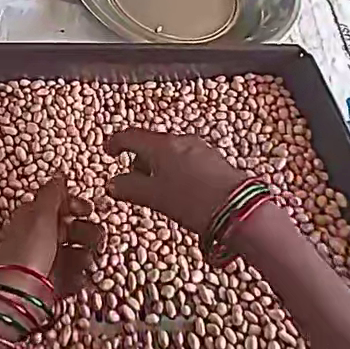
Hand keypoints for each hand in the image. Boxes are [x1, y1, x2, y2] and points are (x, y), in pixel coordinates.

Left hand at [0, 175, 100, 297]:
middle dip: (86, 231)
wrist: (18, 293)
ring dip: (86, 254)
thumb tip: (60, 174)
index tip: (87, 209)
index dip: (75, 205)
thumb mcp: (40, 214)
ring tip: (86, 261)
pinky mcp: (54, 284)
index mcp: (33, 216)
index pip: (59, 205)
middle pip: (71, 228)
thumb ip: (52, 193)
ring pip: (76, 251)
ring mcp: (47, 260)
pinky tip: (80, 276)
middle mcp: (40, 237)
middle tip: (95, 239)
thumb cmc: (27, 249)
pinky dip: (80, 275)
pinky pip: (75, 275)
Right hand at [103, 129, 247, 235]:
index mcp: (161, 145)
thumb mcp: (154, 197)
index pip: (131, 136)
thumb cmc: (192, 201)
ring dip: (159, 166)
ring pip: (170, 152)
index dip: (116, 143)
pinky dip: (176, 170)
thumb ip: (129, 188)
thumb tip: (113, 183)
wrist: (241, 212)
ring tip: (157, 189)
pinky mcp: (216, 161)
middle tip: (133, 178)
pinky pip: (186, 160)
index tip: (108, 151)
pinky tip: (180, 190)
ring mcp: (201, 149)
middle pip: (152, 144)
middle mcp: (181, 140)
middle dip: (139, 159)